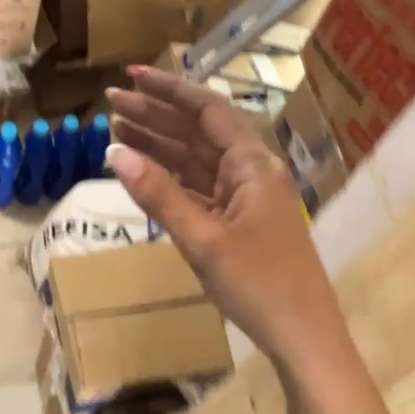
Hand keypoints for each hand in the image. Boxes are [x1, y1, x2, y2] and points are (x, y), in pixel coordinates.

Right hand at [106, 67, 350, 371]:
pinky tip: (143, 170)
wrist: (304, 337)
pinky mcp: (239, 221)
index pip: (207, 110)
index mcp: (251, 165)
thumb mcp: (203, 240)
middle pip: (198, 131)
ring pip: (197, 159)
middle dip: (155, 114)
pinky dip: (171, 178)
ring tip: (116, 129)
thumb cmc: (259, 286)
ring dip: (159, 143)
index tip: (131, 76)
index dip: (168, 89)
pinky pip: (200, 187)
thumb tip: (115, 153)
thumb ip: (159, 195)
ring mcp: (246, 197)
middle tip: (110, 102)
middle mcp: (250, 171)